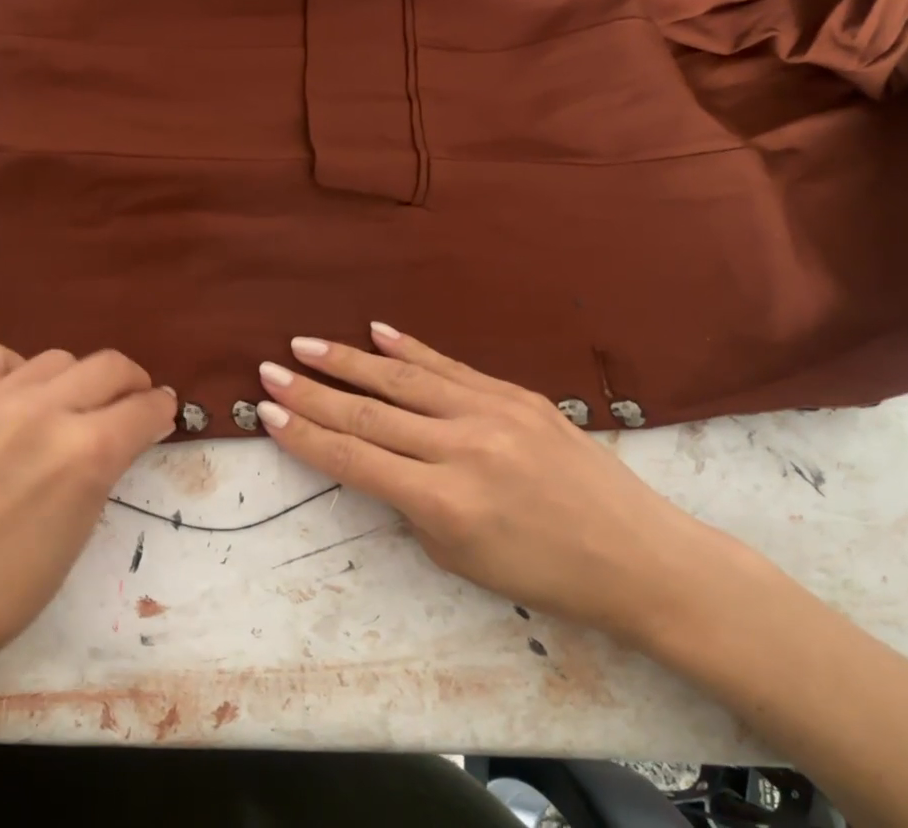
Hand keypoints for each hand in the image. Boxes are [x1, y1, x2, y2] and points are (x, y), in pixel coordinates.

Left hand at [0, 343, 175, 677]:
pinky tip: (19, 398)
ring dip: (76, 380)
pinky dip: (17, 370)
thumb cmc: (16, 583)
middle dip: (131, 385)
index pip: (144, 407)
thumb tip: (136, 425)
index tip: (161, 415)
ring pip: (58, 358)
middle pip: (110, 366)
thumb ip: (111, 463)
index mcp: (87, 453)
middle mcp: (45, 412)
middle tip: (127, 407)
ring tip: (68, 410)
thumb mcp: (85, 523)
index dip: (161, 411)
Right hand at [255, 323, 744, 644]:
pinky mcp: (519, 396)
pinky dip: (410, 349)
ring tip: (305, 344)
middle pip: (367, 414)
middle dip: (311, 391)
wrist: (640, 557)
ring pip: (402, 380)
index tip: (266, 412)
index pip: (353, 459)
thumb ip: (409, 504)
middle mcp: (463, 448)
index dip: (304, 435)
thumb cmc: (543, 574)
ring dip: (347, 360)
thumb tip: (378, 461)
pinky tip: (376, 332)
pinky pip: (451, 367)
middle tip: (268, 369)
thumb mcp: (457, 557)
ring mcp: (494, 414)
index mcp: (444, 500)